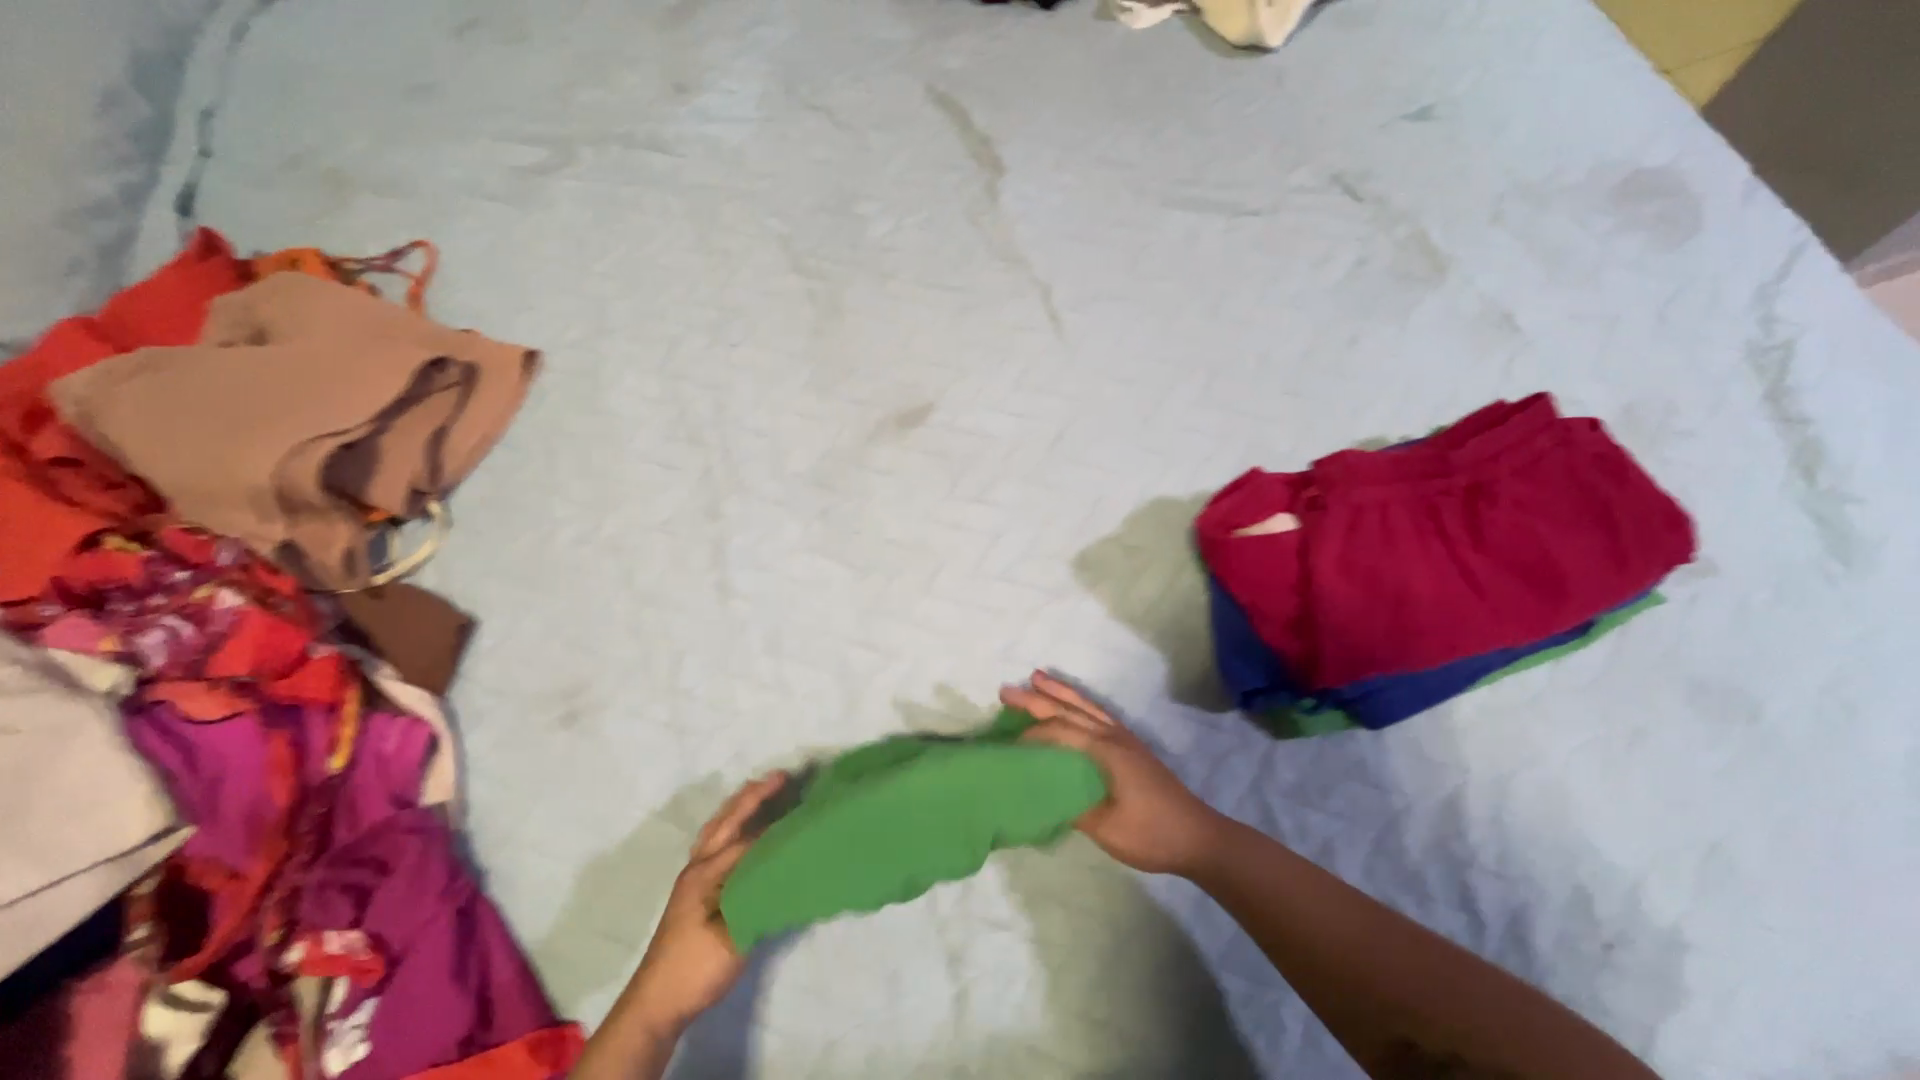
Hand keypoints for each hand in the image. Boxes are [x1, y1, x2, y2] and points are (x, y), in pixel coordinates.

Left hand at [621, 772, 787, 1035]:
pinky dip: (731, 829)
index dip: (775, 821)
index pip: (747, 838)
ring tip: (761, 792)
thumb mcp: (733, 932)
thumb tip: (786, 867)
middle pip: (726, 822)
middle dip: (752, 797)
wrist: (657, 1002)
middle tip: (780, 777)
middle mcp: (698, 868)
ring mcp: (693, 880)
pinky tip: (744, 833)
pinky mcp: (694, 894)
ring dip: (738, 809)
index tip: (803, 802)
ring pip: (716, 832)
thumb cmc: (696, 967)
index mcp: (707, 873)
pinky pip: (715, 846)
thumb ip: (757, 896)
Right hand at [1001, 671, 1228, 877]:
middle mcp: (1115, 737)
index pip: (1061, 732)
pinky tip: (1075, 706)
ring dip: (1061, 693)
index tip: (1007, 743)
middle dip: (1038, 698)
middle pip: (1071, 711)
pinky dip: (1081, 705)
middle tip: (1006, 690)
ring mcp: (1126, 740)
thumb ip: (1073, 808)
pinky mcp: (1132, 749)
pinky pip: (1099, 716)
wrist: (1199, 838)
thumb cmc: (1151, 833)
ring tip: (1038, 677)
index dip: (1032, 734)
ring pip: (1087, 707)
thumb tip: (1042, 795)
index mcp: (1107, 751)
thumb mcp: (1107, 828)